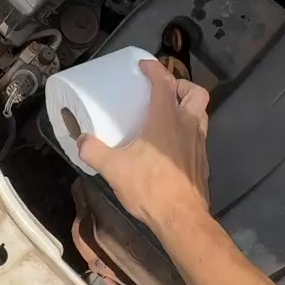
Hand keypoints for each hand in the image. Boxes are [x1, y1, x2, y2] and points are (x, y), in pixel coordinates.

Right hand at [78, 59, 210, 233]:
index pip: (164, 82)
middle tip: (165, 92)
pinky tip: (173, 145)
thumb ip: (94, 152)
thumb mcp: (113, 169)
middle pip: (195, 93)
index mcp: (166, 119)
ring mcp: (199, 143)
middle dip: (181, 86)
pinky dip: (189, 131)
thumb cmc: (150, 188)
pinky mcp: (203, 161)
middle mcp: (187, 125)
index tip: (144, 66)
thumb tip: (80, 141)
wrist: (182, 219)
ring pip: (201, 113)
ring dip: (188, 108)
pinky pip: (199, 135)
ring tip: (169, 114)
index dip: (155, 69)